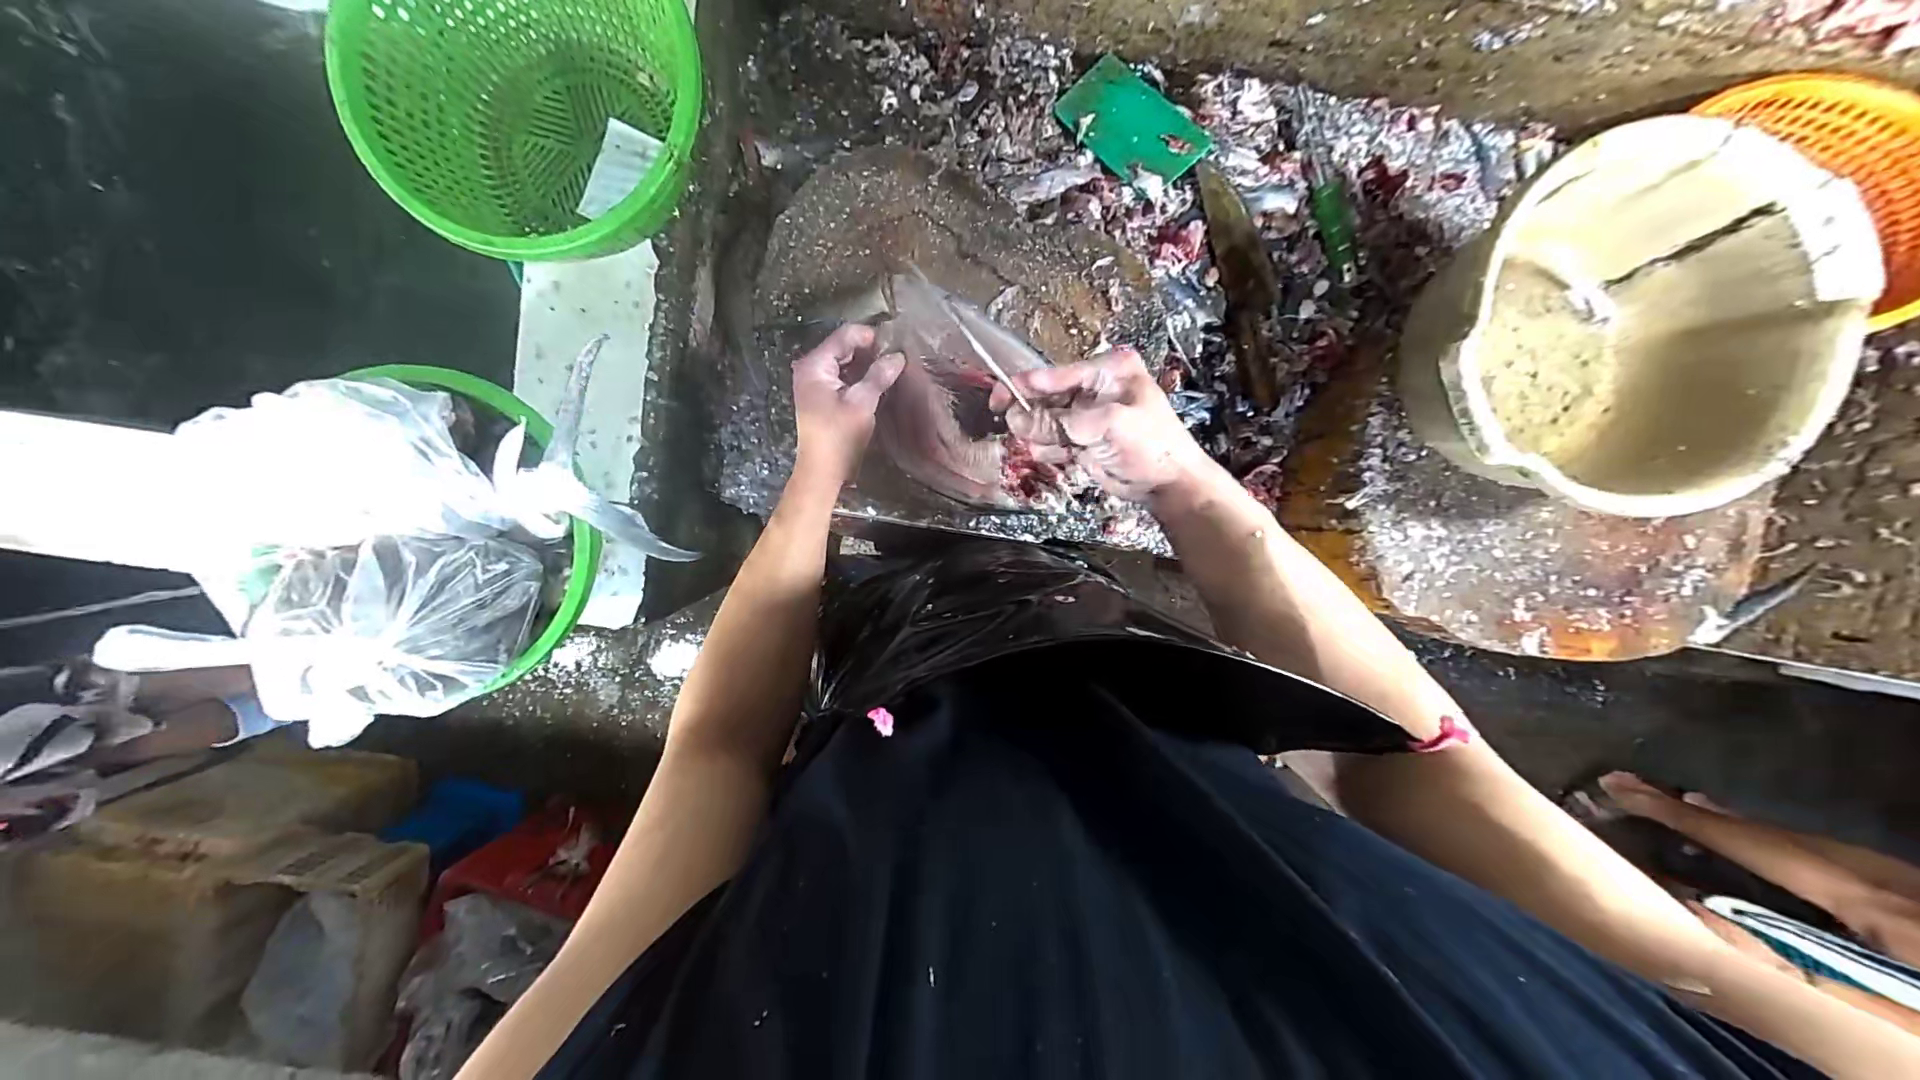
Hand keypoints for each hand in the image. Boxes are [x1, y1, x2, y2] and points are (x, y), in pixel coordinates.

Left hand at [791, 323, 905, 488]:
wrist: (822, 470)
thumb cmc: (839, 436)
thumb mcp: (862, 403)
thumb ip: (878, 376)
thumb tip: (898, 356)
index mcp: (815, 365)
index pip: (844, 336)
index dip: (870, 337)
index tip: (895, 344)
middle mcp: (810, 368)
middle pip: (842, 347)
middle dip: (868, 350)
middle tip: (895, 356)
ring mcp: (814, 383)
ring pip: (844, 363)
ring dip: (865, 365)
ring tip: (890, 368)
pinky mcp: (821, 397)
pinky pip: (842, 377)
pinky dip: (858, 377)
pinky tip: (877, 382)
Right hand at [991, 348, 1219, 502]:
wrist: (1169, 484)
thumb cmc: (1151, 446)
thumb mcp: (1106, 425)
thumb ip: (1059, 422)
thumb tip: (1017, 418)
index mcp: (1108, 371)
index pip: (1057, 374)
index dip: (1026, 385)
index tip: (999, 397)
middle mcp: (1095, 389)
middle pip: (1046, 397)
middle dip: (1032, 415)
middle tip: (1018, 429)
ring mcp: (1087, 416)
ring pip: (1044, 421)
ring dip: (1039, 436)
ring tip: (1047, 447)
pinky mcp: (1082, 440)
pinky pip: (1051, 441)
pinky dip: (1048, 449)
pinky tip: (1058, 456)